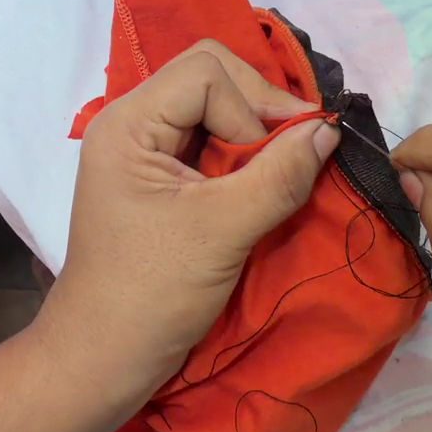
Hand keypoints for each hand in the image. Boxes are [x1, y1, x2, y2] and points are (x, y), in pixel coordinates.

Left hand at [39, 41, 341, 408]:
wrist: (101, 359)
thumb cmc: (152, 294)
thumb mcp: (223, 233)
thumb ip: (279, 177)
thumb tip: (330, 129)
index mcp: (129, 123)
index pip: (204, 73)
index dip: (248, 107)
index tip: (274, 160)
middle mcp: (131, 119)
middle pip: (207, 72)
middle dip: (256, 105)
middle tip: (294, 147)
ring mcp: (143, 144)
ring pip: (211, 99)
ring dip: (252, 126)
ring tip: (281, 162)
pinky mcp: (157, 169)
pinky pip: (207, 131)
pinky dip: (240, 147)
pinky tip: (260, 173)